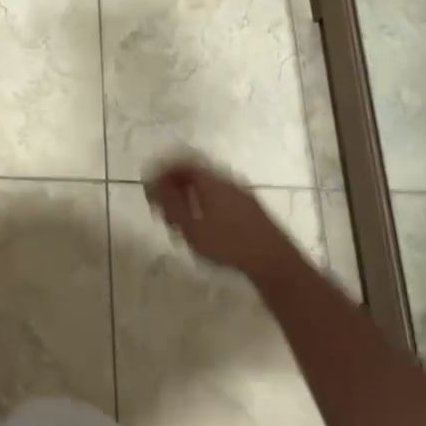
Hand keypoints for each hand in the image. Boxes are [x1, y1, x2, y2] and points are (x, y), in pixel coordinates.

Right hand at [145, 155, 303, 281]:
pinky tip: (205, 228)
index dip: (163, 169)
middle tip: (163, 207)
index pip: (182, 162)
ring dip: (191, 197)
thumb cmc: (227, 244)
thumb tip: (151, 183)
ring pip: (209, 187)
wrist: (275, 262)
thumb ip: (169, 204)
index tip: (150, 185)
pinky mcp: (252, 209)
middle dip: (176, 185)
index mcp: (211, 180)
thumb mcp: (191, 227)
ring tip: (181, 222)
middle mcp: (228, 180)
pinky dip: (206, 205)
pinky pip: (221, 197)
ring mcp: (243, 194)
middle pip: (196, 173)